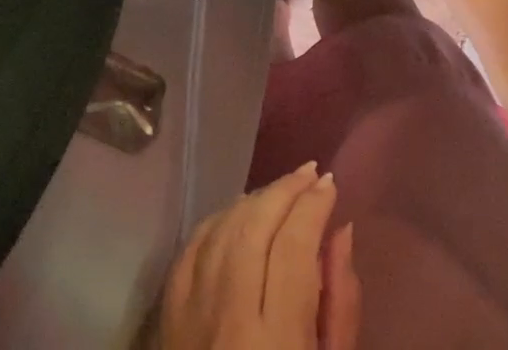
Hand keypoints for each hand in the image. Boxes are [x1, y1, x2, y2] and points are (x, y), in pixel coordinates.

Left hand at [158, 163, 359, 349]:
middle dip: (284, 191)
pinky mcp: (167, 312)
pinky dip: (218, 220)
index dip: (312, 208)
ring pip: (220, 229)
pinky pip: (192, 246)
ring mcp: (189, 311)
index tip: (330, 185)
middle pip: (253, 227)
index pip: (294, 248)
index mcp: (276, 339)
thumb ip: (340, 302)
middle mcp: (227, 316)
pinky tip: (240, 211)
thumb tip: (340, 231)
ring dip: (253, 199)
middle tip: (309, 173)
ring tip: (282, 189)